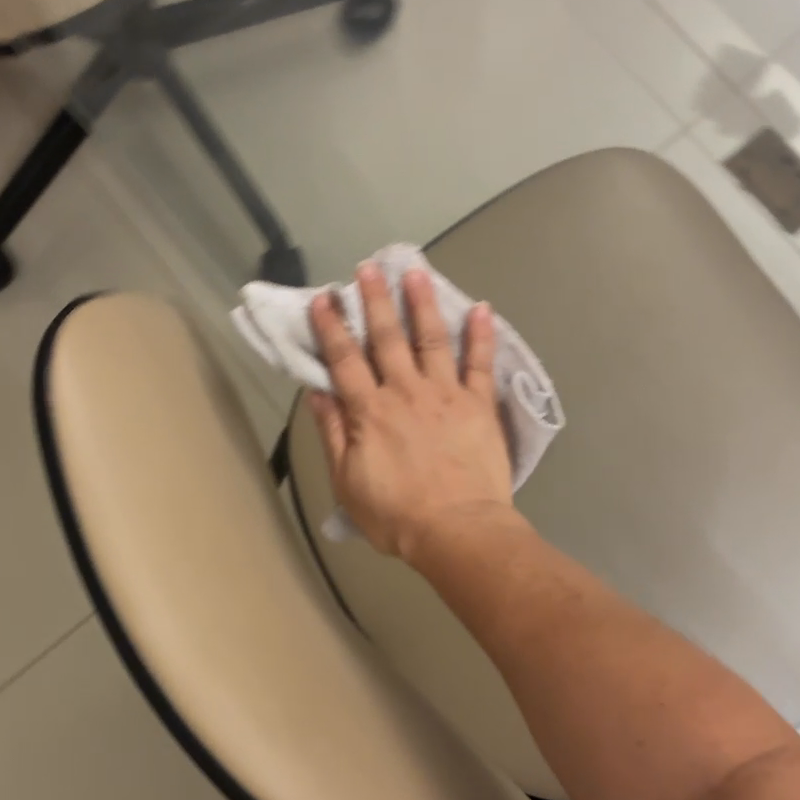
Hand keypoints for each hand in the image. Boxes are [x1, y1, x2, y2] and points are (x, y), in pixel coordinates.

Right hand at [307, 262, 516, 561]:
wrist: (456, 531)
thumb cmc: (395, 515)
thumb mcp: (347, 482)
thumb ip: (334, 434)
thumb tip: (318, 393)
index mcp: (369, 412)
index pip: (344, 361)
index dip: (332, 328)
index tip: (324, 299)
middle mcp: (405, 393)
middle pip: (386, 339)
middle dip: (375, 301)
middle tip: (368, 268)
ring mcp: (445, 395)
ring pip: (430, 340)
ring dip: (421, 304)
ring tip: (416, 272)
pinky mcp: (479, 405)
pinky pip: (480, 364)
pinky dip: (481, 335)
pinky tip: (481, 308)